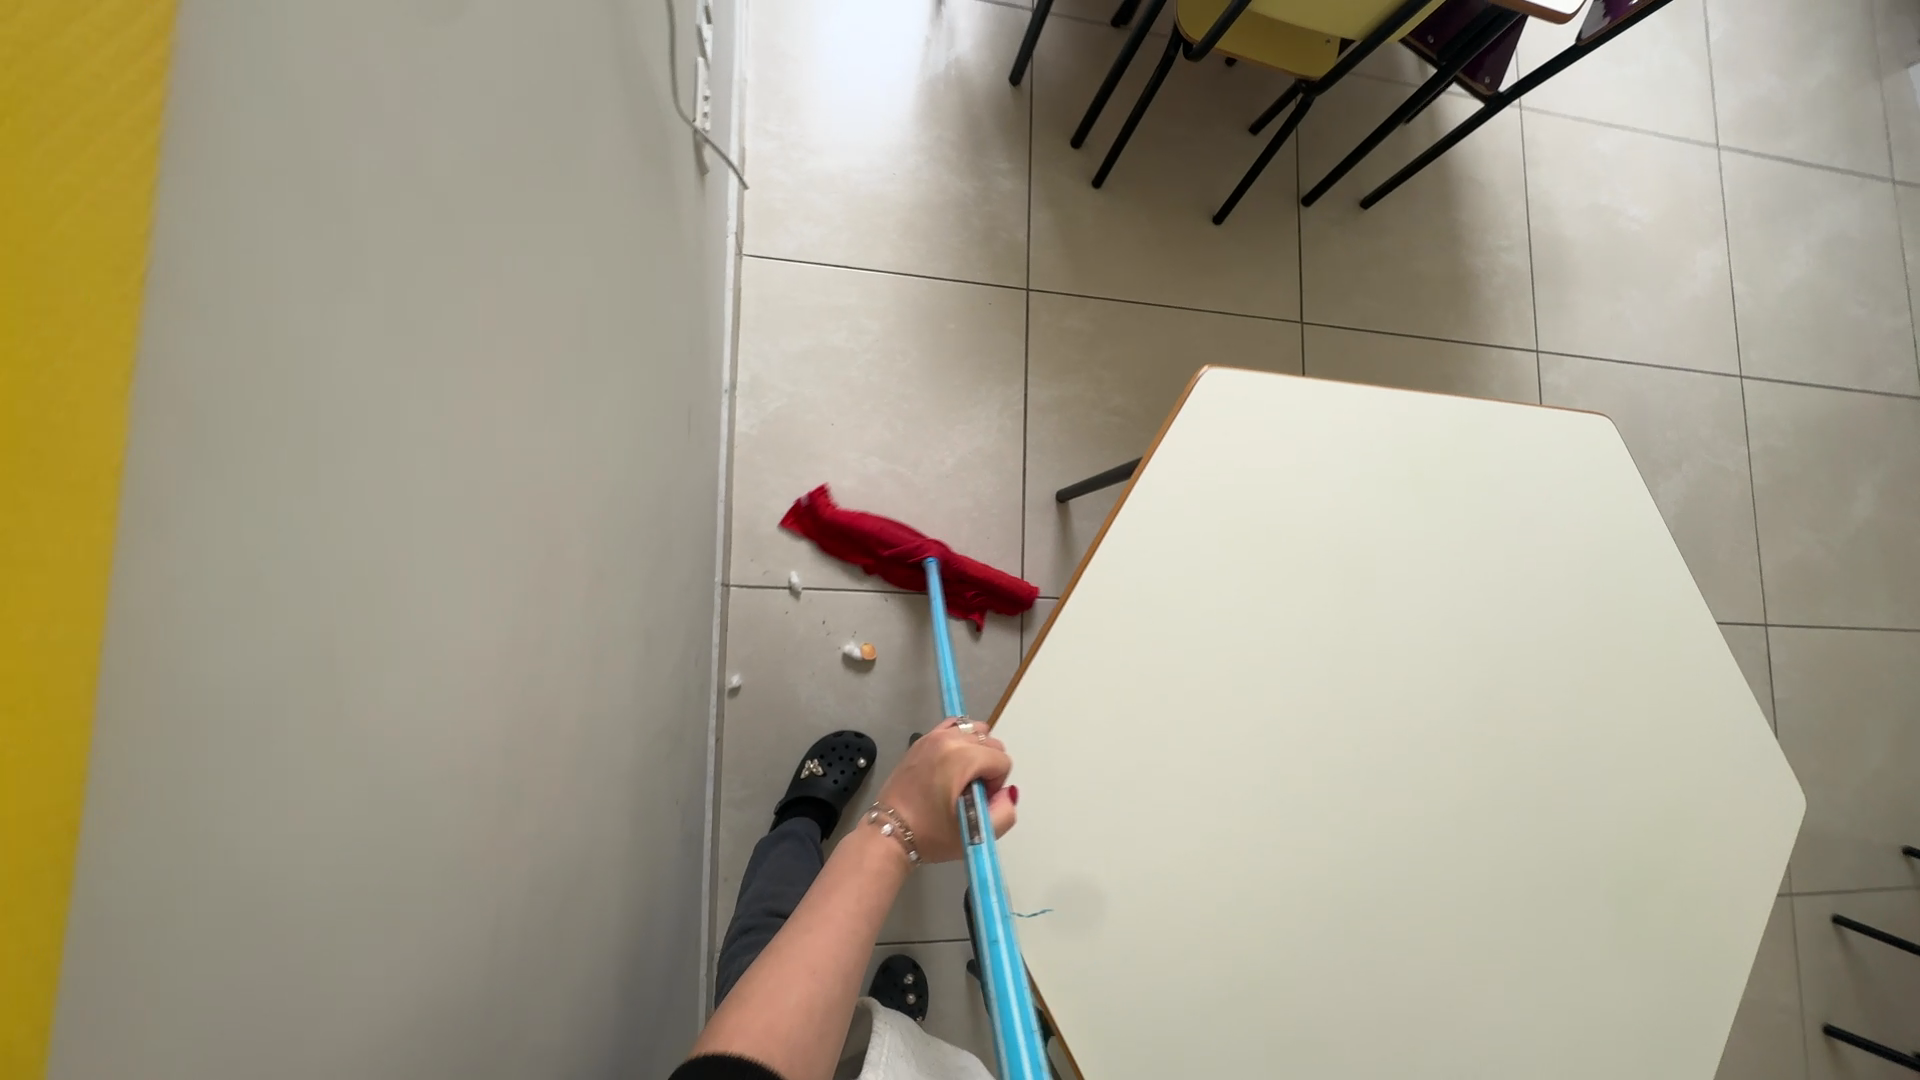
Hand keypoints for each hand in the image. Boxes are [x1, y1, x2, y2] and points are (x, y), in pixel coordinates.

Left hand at [872, 718, 1016, 863]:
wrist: (889, 832)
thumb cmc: (931, 835)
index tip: (977, 802)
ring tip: (962, 777)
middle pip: (991, 743)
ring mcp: (933, 735)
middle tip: (970, 794)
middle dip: (988, 769)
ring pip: (975, 730)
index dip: (995, 785)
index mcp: (962, 757)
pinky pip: (954, 726)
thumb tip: (1007, 793)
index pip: (1002, 761)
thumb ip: (1005, 813)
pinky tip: (953, 763)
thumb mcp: (976, 834)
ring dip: (977, 752)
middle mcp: (949, 739)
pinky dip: (961, 740)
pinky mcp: (923, 739)